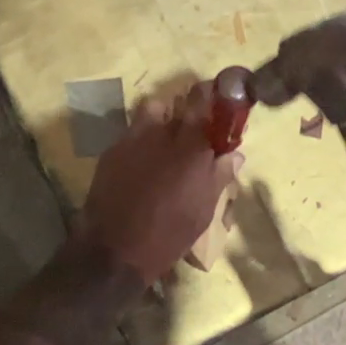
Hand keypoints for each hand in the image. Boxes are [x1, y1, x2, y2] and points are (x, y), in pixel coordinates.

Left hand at [77, 82, 241, 284]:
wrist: (115, 250)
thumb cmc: (169, 235)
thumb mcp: (203, 210)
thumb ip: (219, 176)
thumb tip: (234, 155)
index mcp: (191, 147)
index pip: (204, 101)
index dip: (213, 94)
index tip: (220, 96)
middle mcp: (162, 134)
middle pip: (177, 102)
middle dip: (187, 109)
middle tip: (193, 126)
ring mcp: (133, 139)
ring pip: (150, 111)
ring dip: (161, 118)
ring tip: (165, 139)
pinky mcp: (112, 151)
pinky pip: (131, 132)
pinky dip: (141, 139)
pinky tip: (143, 161)